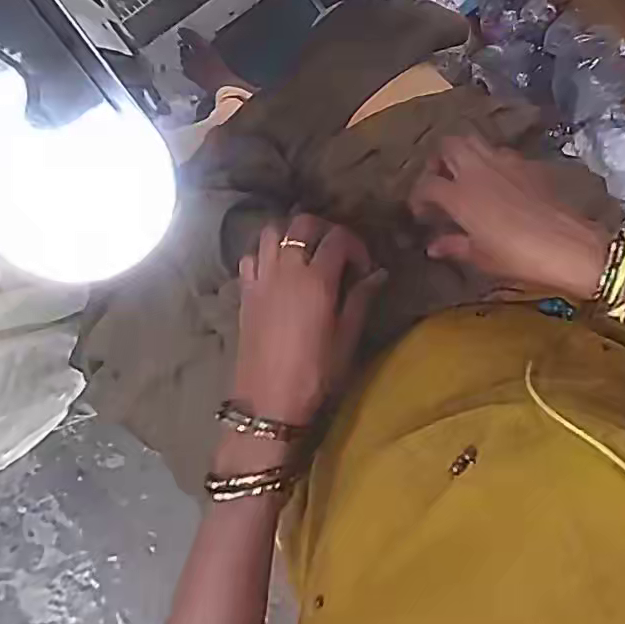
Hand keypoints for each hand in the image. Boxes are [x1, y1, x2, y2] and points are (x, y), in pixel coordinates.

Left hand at [231, 214, 385, 426]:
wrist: (269, 401)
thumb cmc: (316, 372)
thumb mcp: (347, 337)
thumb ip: (361, 298)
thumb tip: (378, 273)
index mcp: (316, 279)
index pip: (338, 238)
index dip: (356, 244)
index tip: (365, 266)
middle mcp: (286, 269)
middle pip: (302, 223)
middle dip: (324, 228)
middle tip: (337, 251)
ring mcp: (261, 278)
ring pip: (272, 231)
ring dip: (292, 234)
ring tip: (307, 253)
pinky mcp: (246, 292)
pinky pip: (252, 255)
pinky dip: (266, 253)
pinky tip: (278, 270)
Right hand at [408, 135, 608, 297]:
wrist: (569, 246)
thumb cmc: (519, 256)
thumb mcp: (481, 257)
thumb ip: (454, 245)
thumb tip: (434, 246)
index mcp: (460, 194)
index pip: (427, 184)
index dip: (419, 197)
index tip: (422, 213)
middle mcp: (478, 170)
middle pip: (448, 145)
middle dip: (439, 160)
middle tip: (441, 182)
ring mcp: (505, 162)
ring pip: (474, 141)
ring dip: (464, 153)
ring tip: (466, 177)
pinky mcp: (529, 164)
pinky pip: (501, 153)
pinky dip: (492, 162)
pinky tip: (498, 185)